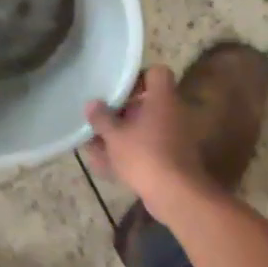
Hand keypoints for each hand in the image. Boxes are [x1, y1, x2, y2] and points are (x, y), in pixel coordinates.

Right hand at [84, 66, 211, 211]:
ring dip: (121, 136)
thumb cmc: (144, 155)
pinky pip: (146, 149)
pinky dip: (129, 154)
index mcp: (162, 99)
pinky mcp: (171, 159)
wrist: (175, 193)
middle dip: (121, 112)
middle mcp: (172, 113)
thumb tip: (92, 104)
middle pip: (146, 103)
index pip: (156, 73)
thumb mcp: (114, 135)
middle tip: (99, 120)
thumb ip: (101, 118)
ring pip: (143, 129)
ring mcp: (174, 137)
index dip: (136, 77)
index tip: (116, 91)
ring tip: (94, 145)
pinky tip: (105, 166)